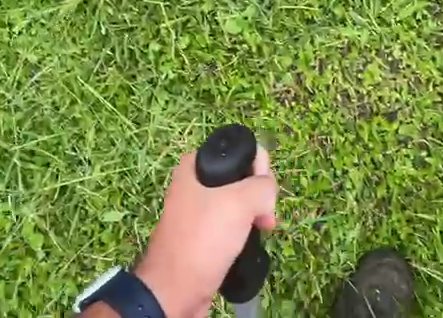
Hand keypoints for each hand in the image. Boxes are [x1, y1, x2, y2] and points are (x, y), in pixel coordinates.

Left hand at [132, 146, 277, 317]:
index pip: (239, 150)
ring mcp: (198, 211)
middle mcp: (194, 183)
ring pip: (239, 202)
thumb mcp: (239, 202)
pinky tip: (252, 239)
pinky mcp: (203, 235)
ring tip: (263, 229)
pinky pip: (231, 223)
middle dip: (260, 194)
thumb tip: (268, 193)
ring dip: (256, 213)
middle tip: (264, 214)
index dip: (258, 166)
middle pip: (242, 176)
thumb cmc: (204, 238)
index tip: (263, 191)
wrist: (175, 292)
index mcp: (195, 165)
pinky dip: (245, 229)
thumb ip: (262, 186)